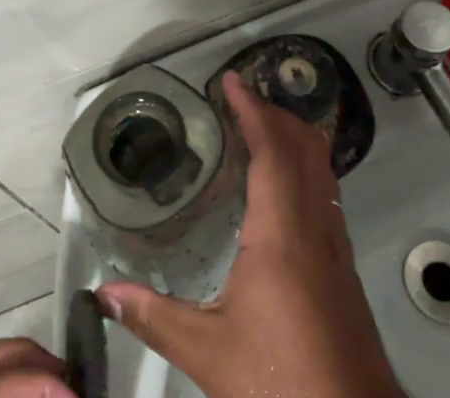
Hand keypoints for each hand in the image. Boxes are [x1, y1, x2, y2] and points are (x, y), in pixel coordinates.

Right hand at [97, 72, 405, 397]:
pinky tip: (279, 192)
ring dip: (293, 139)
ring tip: (257, 132)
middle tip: (239, 101)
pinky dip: (303, 170)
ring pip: (323, 170)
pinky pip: (326, 195)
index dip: (253, 110)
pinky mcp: (343, 268)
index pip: (273, 151)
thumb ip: (155, 318)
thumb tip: (105, 294)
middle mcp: (317, 228)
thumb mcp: (208, 352)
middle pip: (306, 148)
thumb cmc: (281, 378)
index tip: (232, 81)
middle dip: (276, 114)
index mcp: (282, 235)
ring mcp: (336, 247)